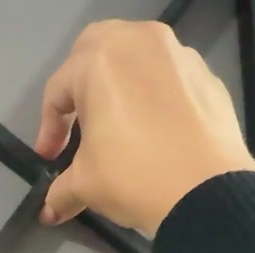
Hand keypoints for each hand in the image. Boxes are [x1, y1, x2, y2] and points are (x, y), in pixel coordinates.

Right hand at [36, 20, 254, 234]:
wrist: (205, 191)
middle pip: (97, 49)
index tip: (50, 158)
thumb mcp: (86, 186)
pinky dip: (154, 94)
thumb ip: (61, 191)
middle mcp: (138, 42)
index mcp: (99, 62)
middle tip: (79, 121)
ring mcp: (178, 53)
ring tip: (119, 122)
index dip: (48, 127)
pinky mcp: (206, 74)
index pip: (58, 89)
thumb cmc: (133, 177)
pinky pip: (169, 75)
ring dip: (120, 82)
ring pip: (137, 55)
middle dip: (81, 83)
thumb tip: (51, 210)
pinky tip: (156, 130)